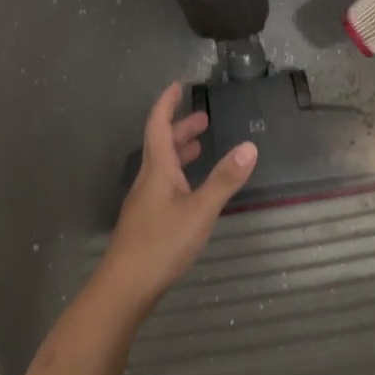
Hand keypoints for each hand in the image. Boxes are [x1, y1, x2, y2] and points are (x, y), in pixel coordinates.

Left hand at [95, 83, 257, 312]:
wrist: (124, 288)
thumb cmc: (161, 244)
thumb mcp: (200, 211)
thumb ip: (224, 180)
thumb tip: (249, 146)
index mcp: (157, 170)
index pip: (158, 126)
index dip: (166, 104)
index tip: (178, 86)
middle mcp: (147, 181)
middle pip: (160, 145)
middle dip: (179, 128)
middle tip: (202, 118)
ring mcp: (144, 202)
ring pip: (161, 166)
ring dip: (179, 151)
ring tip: (199, 146)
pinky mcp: (146, 222)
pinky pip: (163, 185)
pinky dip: (178, 174)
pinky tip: (190, 189)